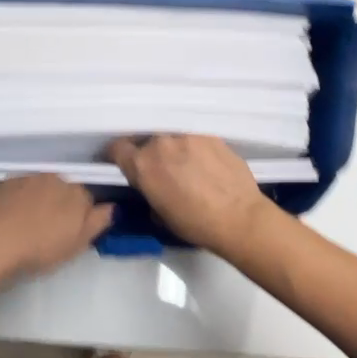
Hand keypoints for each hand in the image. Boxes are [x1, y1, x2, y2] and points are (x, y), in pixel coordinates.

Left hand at [0, 174, 114, 274]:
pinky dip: (15, 202)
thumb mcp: (77, 243)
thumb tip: (113, 206)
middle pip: (62, 189)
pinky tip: (7, 221)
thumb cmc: (39, 248)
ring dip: (36, 202)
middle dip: (59, 205)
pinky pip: (15, 192)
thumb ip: (97, 222)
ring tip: (26, 227)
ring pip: (38, 189)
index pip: (87, 199)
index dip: (81, 216)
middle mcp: (52, 178)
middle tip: (48, 232)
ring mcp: (24, 178)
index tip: (71, 233)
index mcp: (76, 193)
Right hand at [107, 135, 277, 255]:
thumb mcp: (159, 213)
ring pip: (170, 135)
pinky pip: (193, 136)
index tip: (124, 163)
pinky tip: (202, 159)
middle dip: (147, 151)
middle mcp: (161, 142)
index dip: (118, 156)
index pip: (117, 148)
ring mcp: (187, 134)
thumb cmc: (195, 223)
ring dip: (171, 147)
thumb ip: (148, 191)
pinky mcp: (210, 133)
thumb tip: (151, 186)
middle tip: (158, 166)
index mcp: (142, 164)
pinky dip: (193, 146)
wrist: (239, 217)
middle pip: (144, 139)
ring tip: (183, 161)